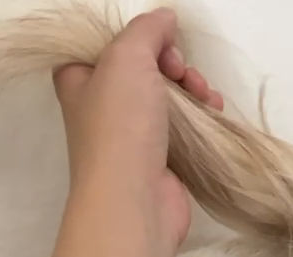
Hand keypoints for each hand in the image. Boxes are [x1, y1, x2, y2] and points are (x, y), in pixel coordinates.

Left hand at [51, 9, 223, 251]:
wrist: (134, 202)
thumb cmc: (120, 126)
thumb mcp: (128, 56)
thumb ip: (147, 29)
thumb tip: (165, 18)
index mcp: (79, 78)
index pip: (110, 42)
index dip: (140, 37)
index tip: (161, 44)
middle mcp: (101, 107)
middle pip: (144, 68)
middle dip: (173, 63)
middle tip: (183, 72)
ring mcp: (131, 137)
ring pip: (166, 98)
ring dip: (192, 88)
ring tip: (206, 94)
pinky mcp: (159, 161)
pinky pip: (182, 128)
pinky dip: (200, 116)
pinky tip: (214, 111)